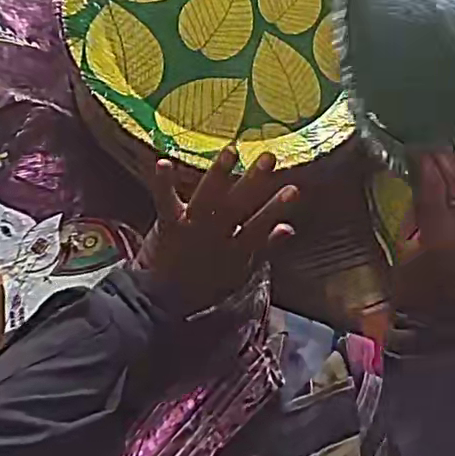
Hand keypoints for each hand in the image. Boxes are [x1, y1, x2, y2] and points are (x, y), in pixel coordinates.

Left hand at [144, 148, 298, 316]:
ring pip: (208, 198)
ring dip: (218, 174)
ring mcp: (191, 228)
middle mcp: (215, 235)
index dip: (276, 208)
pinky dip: (163, 183)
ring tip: (230, 151)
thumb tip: (289, 226)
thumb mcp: (242, 271)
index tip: (294, 189)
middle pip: (237, 205)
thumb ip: (266, 248)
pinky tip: (163, 162)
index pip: (260, 225)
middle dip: (253, 181)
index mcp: (235, 248)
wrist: (160, 303)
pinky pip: (164, 201)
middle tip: (268, 157)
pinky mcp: (168, 224)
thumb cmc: (207, 284)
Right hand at [390, 152, 454, 313]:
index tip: (414, 147)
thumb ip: (416, 201)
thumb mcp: (405, 239)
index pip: (434, 187)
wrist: (440, 301)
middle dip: (443, 155)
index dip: (425, 163)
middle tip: (427, 142)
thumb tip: (420, 166)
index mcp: (437, 234)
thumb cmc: (413, 273)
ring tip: (444, 146)